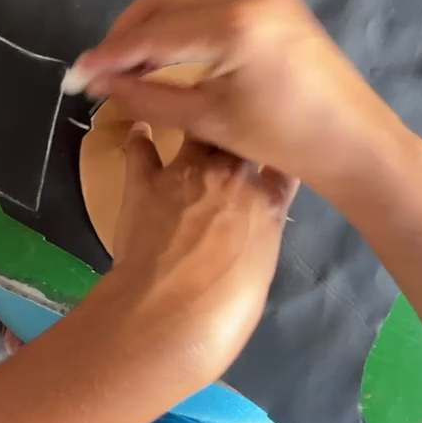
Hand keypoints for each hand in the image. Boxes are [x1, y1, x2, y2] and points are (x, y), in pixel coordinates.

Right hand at [64, 0, 415, 202]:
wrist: (355, 142)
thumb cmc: (282, 140)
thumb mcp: (205, 120)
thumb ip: (144, 96)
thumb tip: (97, 83)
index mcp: (232, 25)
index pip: (152, 33)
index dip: (108, 54)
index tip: (75, 74)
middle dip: (126, 30)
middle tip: (101, 67)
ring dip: (152, 20)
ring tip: (129, 59)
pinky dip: (181, 16)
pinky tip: (167, 46)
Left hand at [97, 123, 296, 385]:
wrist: (172, 311)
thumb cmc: (228, 307)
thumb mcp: (261, 271)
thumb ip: (259, 238)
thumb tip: (250, 232)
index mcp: (269, 204)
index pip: (281, 167)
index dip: (277, 154)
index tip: (275, 147)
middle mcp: (231, 178)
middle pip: (239, 139)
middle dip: (239, 130)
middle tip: (234, 126)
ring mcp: (186, 174)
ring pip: (196, 131)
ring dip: (197, 123)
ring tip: (194, 111)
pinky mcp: (144, 182)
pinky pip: (142, 148)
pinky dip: (140, 137)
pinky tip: (140, 127)